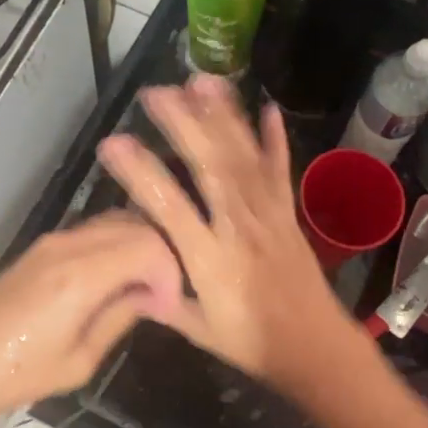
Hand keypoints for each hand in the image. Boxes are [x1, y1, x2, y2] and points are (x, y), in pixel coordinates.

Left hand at [0, 211, 183, 427]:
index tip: (171, 305)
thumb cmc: (17, 375)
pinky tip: (118, 279)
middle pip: (135, 225)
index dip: (171, 271)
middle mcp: (69, 245)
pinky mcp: (41, 248)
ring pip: (115, 222)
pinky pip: (93, 232)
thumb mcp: (81, 360)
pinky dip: (117, 245)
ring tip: (146, 287)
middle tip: (167, 294)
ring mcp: (52, 241)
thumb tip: (151, 295)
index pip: (149, 245)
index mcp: (81, 274)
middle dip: (162, 254)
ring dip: (140, 246)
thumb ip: (120, 317)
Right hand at [96, 74, 354, 388]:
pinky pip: (281, 170)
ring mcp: (269, 215)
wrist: (313, 346)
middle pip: (211, 166)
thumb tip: (126, 274)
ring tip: (202, 81)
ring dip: (224, 117)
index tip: (113, 143)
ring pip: (244, 158)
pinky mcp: (288, 213)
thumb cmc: (251, 342)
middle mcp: (240, 228)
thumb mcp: (198, 330)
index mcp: (211, 259)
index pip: (170, 208)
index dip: (141, 174)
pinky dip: (275, 139)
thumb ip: (163, 300)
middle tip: (156, 92)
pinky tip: (268, 109)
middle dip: (184, 124)